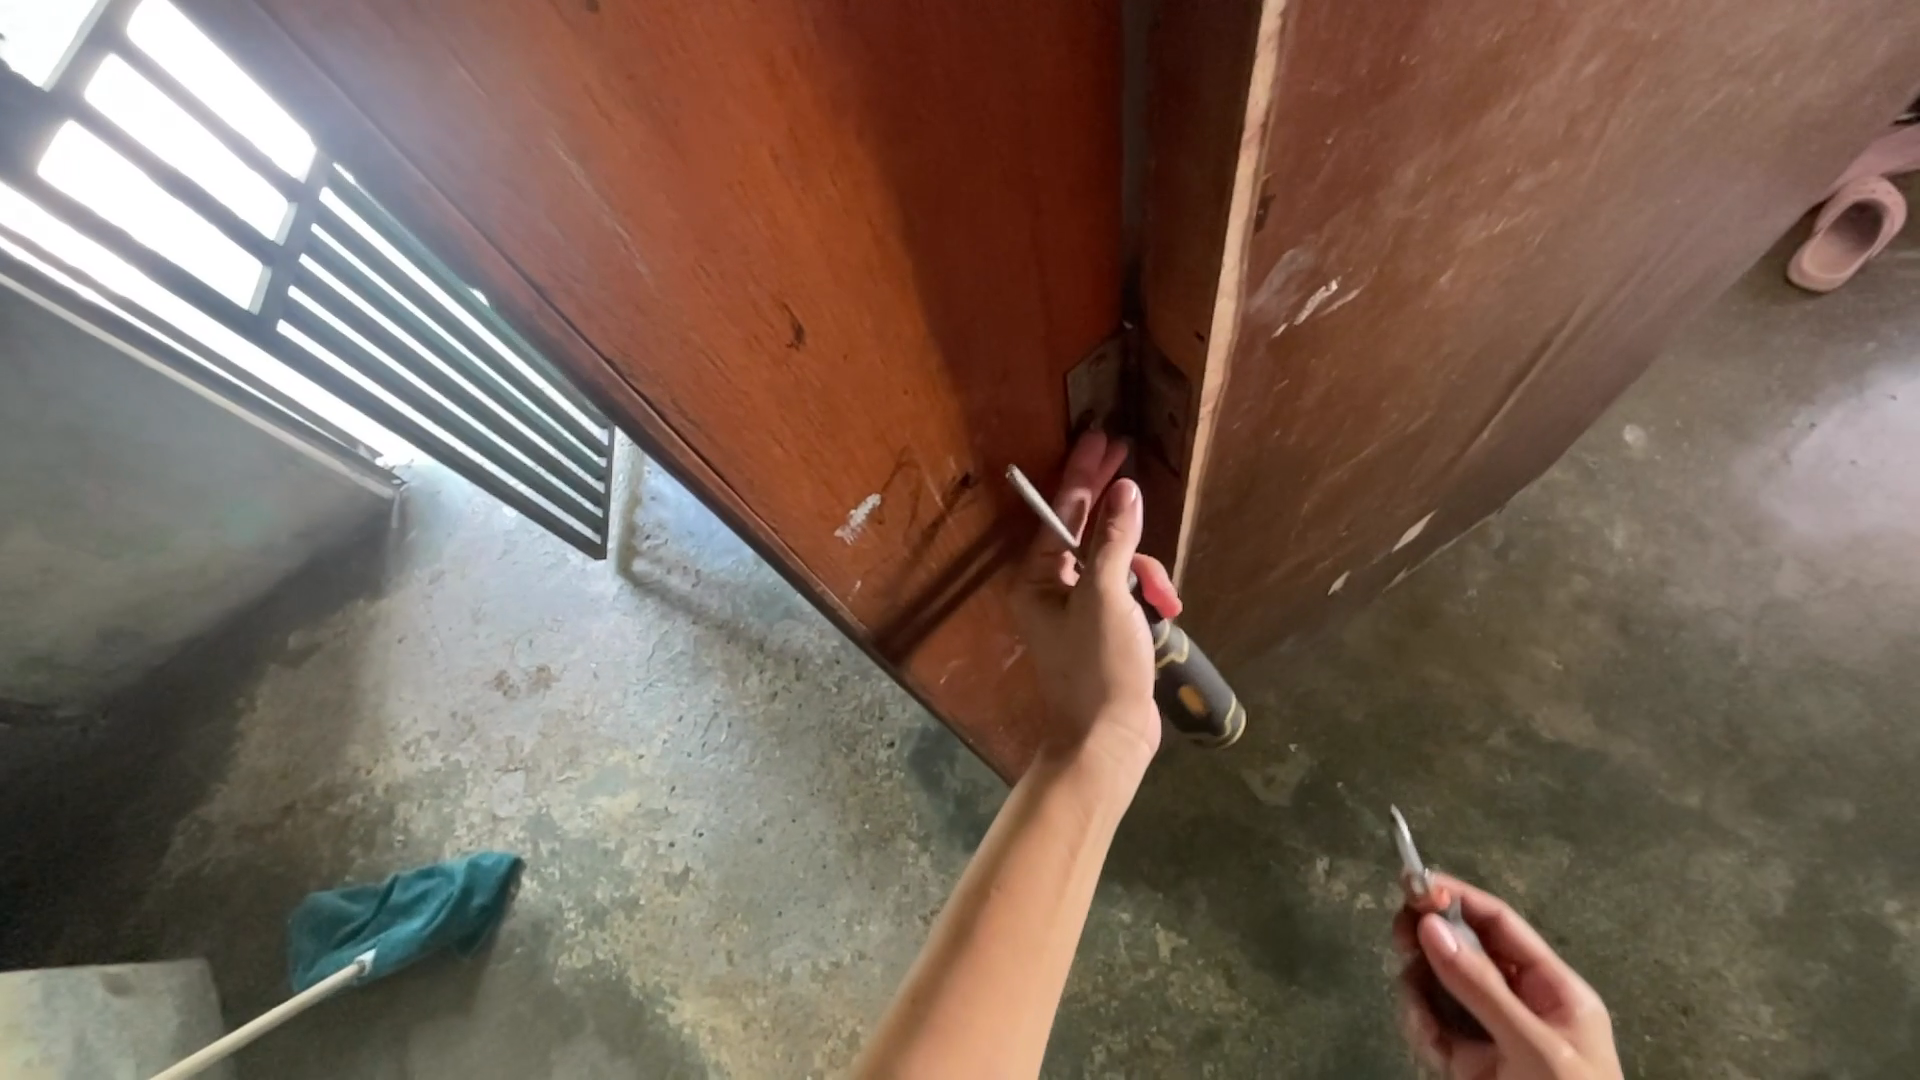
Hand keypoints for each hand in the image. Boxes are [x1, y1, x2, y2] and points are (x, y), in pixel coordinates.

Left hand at [1009, 432, 1181, 769]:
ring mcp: (1077, 606)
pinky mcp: (1103, 623)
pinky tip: (1165, 611)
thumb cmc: (1099, 665)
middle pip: (1083, 528)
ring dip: (1143, 571)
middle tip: (1123, 451)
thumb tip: (1124, 491)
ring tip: (1161, 596)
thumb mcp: (1106, 596)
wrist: (1110, 735)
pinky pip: (1125, 589)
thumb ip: (1113, 541)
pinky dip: (1146, 595)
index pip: (1061, 514)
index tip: (1101, 439)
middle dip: (1110, 502)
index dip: (1083, 474)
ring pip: (1115, 560)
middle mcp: (1050, 587)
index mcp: (1036, 579)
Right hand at [1393, 874, 1620, 1079]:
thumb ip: (1480, 988)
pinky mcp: (1463, 1059)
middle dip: (1427, 940)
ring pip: (1434, 981)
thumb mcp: (1536, 1050)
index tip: (1410, 886)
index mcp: (1552, 990)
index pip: (1498, 923)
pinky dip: (1418, 1026)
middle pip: (1459, 945)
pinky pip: (1427, 1021)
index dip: (1455, 897)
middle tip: (1400, 940)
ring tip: (1420, 1016)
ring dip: (1418, 991)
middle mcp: (1517, 1001)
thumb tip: (1427, 924)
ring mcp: (1487, 1030)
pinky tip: (1429, 1046)